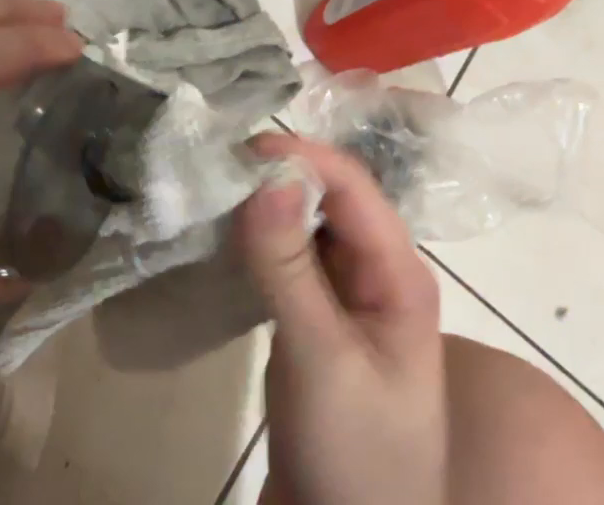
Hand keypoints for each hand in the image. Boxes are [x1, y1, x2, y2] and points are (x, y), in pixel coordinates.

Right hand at [237, 135, 447, 504]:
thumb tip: (266, 176)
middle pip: (328, 197)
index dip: (299, 157)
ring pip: (303, 224)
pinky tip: (217, 234)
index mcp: (398, 275)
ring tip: (205, 190)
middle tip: (208, 169)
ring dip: (260, 204)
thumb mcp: (322, 359)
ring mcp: (342, 295)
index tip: (233, 151)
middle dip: (274, 174)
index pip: (353, 187)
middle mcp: (374, 272)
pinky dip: (253, 238)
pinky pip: (285, 257)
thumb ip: (291, 268)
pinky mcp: (311, 316)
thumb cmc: (354, 451)